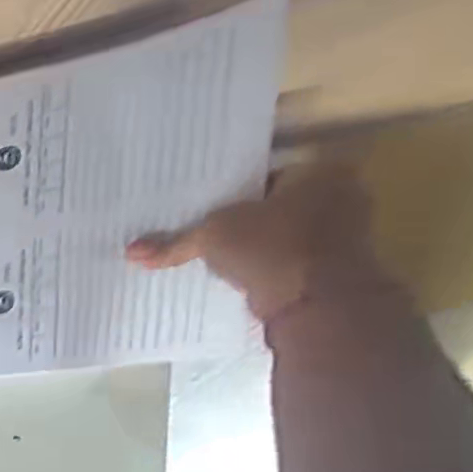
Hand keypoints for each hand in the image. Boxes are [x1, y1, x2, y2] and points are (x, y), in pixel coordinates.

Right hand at [126, 162, 395, 320]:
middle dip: (239, 222)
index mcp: (320, 172)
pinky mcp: (331, 267)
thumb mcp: (211, 236)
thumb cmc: (271, 247)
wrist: (314, 299)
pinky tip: (233, 276)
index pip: (264, 178)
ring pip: (279, 235)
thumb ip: (173, 242)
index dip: (228, 195)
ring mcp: (341, 233)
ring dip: (250, 247)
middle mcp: (340, 195)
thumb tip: (131, 251)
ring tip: (210, 258)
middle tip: (200, 234)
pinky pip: (285, 261)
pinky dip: (262, 268)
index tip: (200, 211)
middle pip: (272, 207)